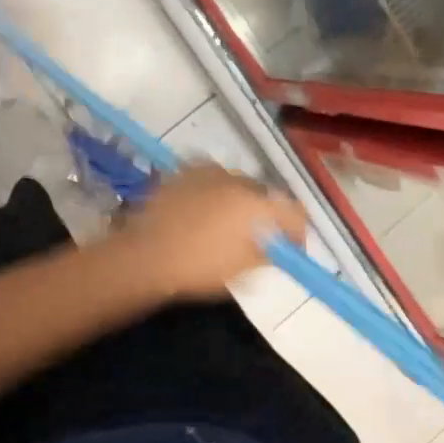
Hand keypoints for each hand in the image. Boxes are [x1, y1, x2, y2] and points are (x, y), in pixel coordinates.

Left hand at [117, 164, 308, 299]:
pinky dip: (213, 191)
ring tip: (226, 222)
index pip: (295, 212)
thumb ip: (267, 255)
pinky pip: (209, 178)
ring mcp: (209, 172)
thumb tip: (276, 249)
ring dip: (239, 200)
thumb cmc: (198, 269)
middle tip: (259, 236)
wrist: (145, 256)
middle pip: (265, 194)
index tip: (293, 248)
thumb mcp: (241, 271)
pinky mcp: (184, 172)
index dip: (298, 231)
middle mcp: (238, 180)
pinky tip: (203, 207)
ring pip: (236, 184)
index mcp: (258, 205)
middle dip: (267, 214)